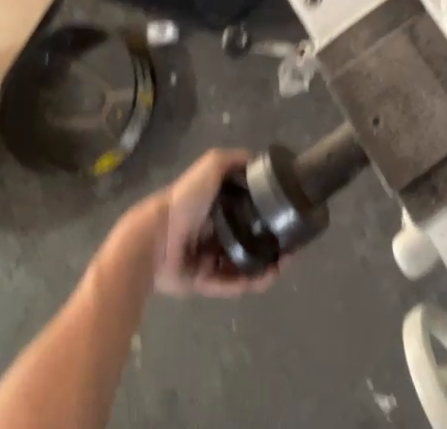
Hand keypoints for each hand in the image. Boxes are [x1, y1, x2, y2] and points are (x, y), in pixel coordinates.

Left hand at [134, 149, 279, 297]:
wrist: (157, 236)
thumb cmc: (186, 200)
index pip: (250, 215)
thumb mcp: (212, 166)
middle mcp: (214, 235)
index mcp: (217, 209)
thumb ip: (234, 160)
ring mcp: (208, 260)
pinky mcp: (202, 283)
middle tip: (290, 249)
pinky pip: (231, 285)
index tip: (288, 221)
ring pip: (244, 267)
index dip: (270, 219)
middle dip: (272, 247)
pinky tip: (267, 276)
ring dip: (266, 268)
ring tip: (282, 264)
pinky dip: (251, 282)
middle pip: (250, 243)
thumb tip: (260, 161)